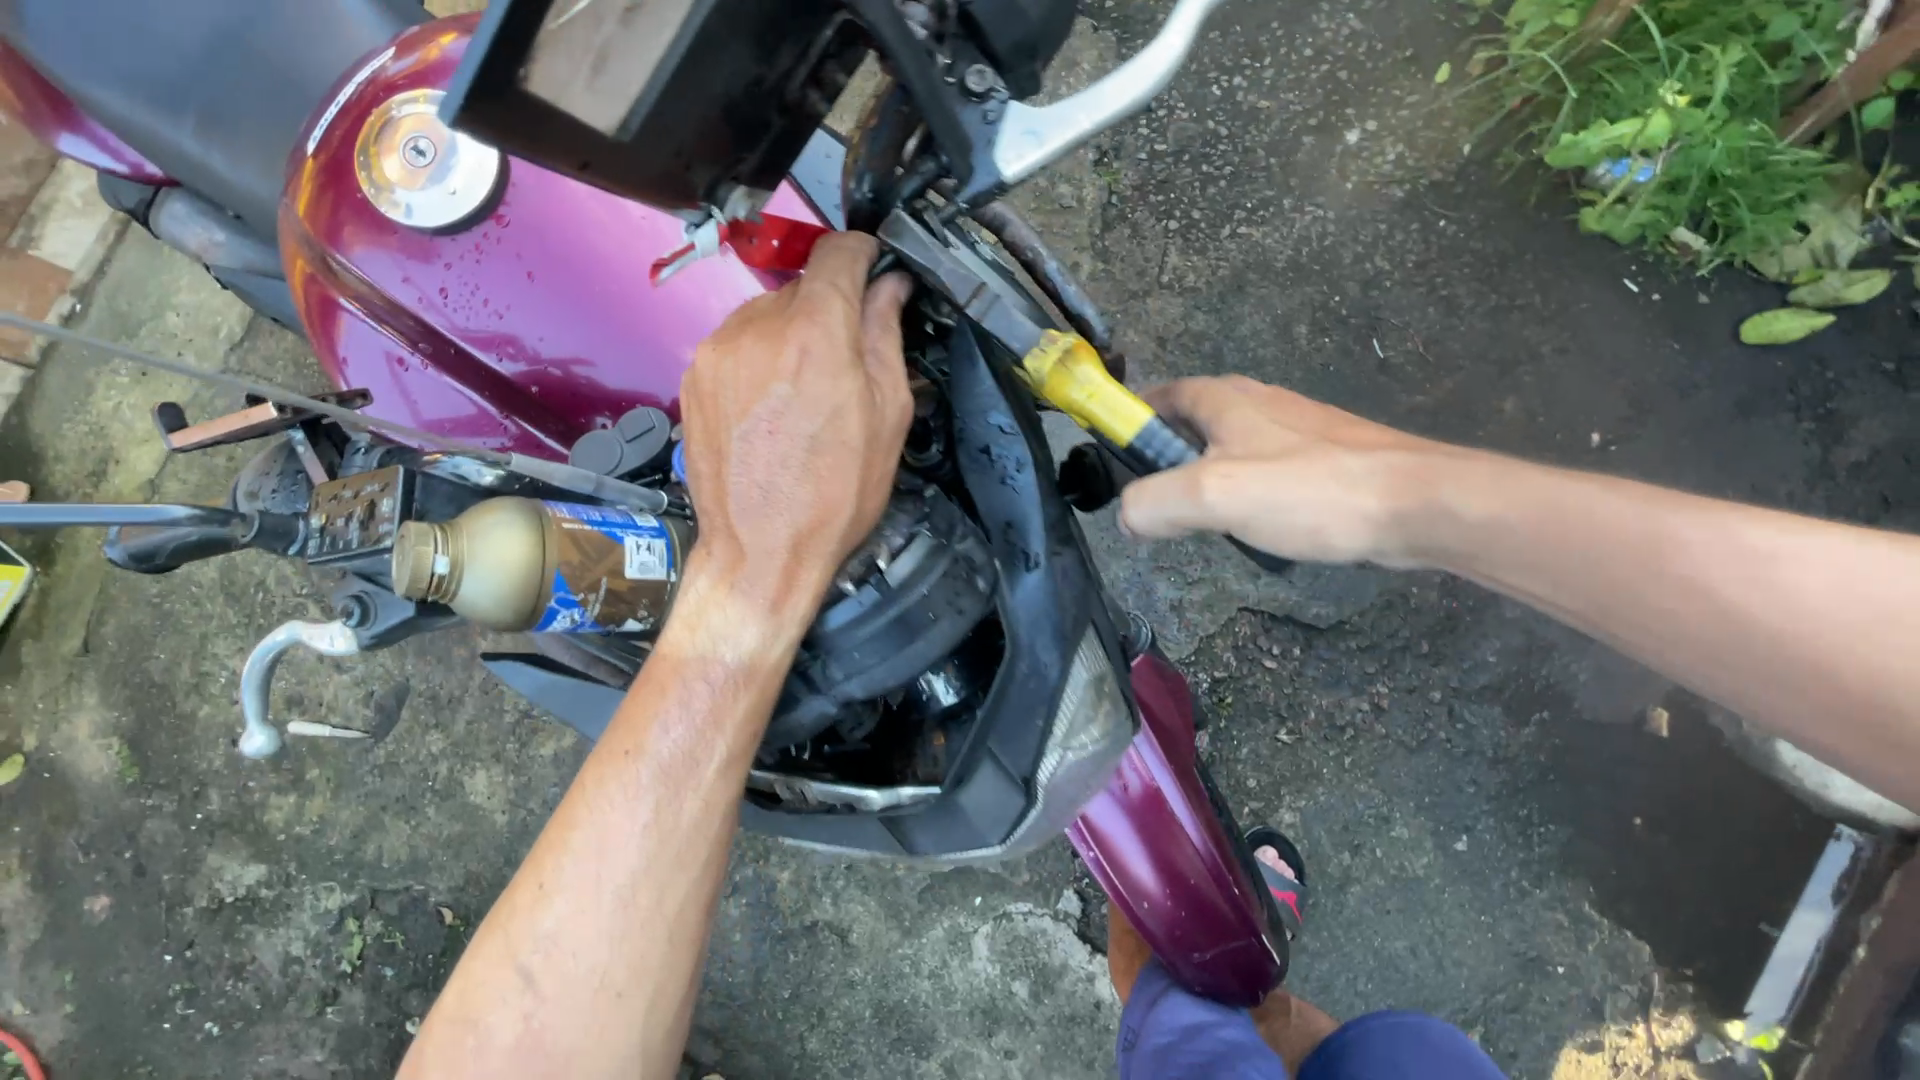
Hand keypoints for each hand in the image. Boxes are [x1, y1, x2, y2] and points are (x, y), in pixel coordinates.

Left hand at [677, 232, 913, 630]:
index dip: (862, 253)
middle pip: (803, 286)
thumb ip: (885, 336)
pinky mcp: (693, 375)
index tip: (872, 268)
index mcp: (817, 332)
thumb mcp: (888, 415)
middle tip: (845, 361)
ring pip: (767, 314)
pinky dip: (760, 358)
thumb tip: (888, 287)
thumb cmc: (836, 494)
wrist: (760, 551)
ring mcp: (718, 349)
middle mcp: (759, 325)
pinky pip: (737, 343)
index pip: (838, 251)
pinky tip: (769, 408)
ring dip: (791, 335)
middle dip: (829, 310)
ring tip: (802, 395)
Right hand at [1118, 376, 1454, 566]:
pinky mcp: (1322, 460)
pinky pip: (1261, 472)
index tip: (1111, 459)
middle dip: (1164, 460)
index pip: (1159, 395)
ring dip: (1203, 481)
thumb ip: (1152, 503)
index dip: (1129, 420)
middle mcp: (1256, 403)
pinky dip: (1242, 494)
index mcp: (1224, 398)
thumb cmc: (1309, 490)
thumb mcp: (1212, 495)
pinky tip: (1251, 528)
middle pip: (1190, 423)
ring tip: (1200, 524)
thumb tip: (1126, 518)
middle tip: (1153, 504)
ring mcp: (1293, 431)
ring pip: (1227, 450)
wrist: (1415, 503)